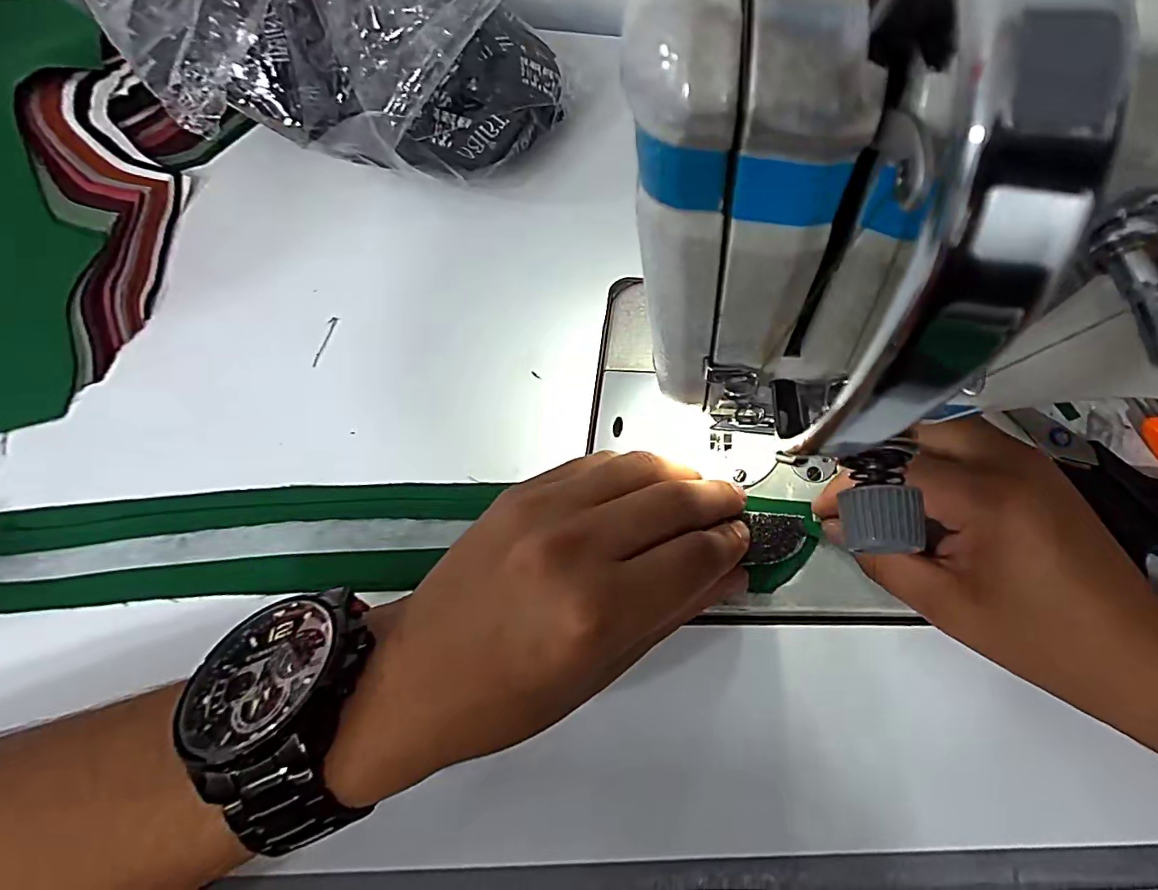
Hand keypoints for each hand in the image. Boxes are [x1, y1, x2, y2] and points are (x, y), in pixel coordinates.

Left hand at [325, 451, 749, 805]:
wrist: (413, 674)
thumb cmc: (508, 695)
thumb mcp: (603, 668)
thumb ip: (674, 611)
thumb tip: (730, 573)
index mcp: (597, 610)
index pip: (693, 554)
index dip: (730, 542)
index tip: (744, 538)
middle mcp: (575, 549)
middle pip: (675, 501)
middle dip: (718, 499)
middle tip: (734, 507)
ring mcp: (545, 510)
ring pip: (642, 467)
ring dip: (683, 473)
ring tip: (699, 490)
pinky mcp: (524, 490)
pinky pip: (598, 461)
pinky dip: (635, 467)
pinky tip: (648, 483)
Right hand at [814, 417, 1157, 717]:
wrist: (1131, 647)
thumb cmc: (1042, 638)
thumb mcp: (948, 605)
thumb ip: (885, 556)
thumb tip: (840, 527)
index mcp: (987, 495)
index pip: (898, 468)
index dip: (851, 486)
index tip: (824, 509)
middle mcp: (1008, 460)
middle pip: (921, 432)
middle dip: (877, 460)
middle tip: (852, 499)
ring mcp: (1028, 457)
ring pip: (947, 430)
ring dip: (909, 455)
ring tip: (885, 499)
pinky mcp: (1038, 466)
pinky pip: (974, 443)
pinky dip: (940, 459)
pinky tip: (929, 499)